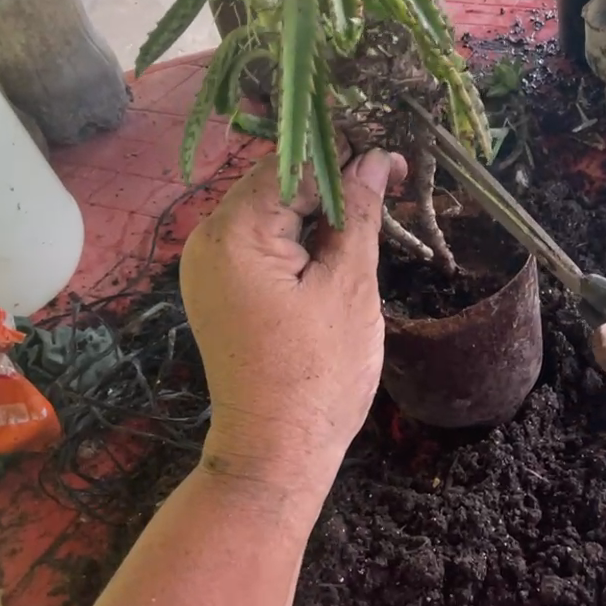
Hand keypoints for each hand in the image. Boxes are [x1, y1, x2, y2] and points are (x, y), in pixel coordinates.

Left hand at [181, 150, 405, 485]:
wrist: (279, 450)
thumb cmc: (320, 373)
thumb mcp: (349, 287)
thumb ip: (359, 216)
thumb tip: (375, 159)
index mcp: (234, 234)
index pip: (292, 165)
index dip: (346, 154)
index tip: (396, 158)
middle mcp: (209, 242)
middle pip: (276, 186)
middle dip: (334, 181)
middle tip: (392, 184)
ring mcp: (211, 269)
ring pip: (272, 215)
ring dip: (320, 211)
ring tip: (372, 215)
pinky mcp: (223, 292)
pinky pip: (263, 246)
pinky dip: (301, 240)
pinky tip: (338, 245)